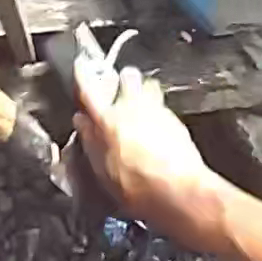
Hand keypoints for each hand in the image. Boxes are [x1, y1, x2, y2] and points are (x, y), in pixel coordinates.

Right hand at [72, 63, 227, 250]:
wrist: (180, 193)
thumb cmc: (140, 189)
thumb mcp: (103, 172)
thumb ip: (91, 141)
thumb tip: (82, 124)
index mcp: (107, 120)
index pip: (88, 88)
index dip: (83, 74)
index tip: (81, 67)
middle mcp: (132, 108)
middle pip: (127, 75)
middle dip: (123, 80)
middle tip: (120, 93)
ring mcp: (157, 110)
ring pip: (149, 86)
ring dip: (144, 93)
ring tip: (141, 110)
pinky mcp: (176, 120)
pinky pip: (164, 107)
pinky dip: (159, 114)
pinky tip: (157, 132)